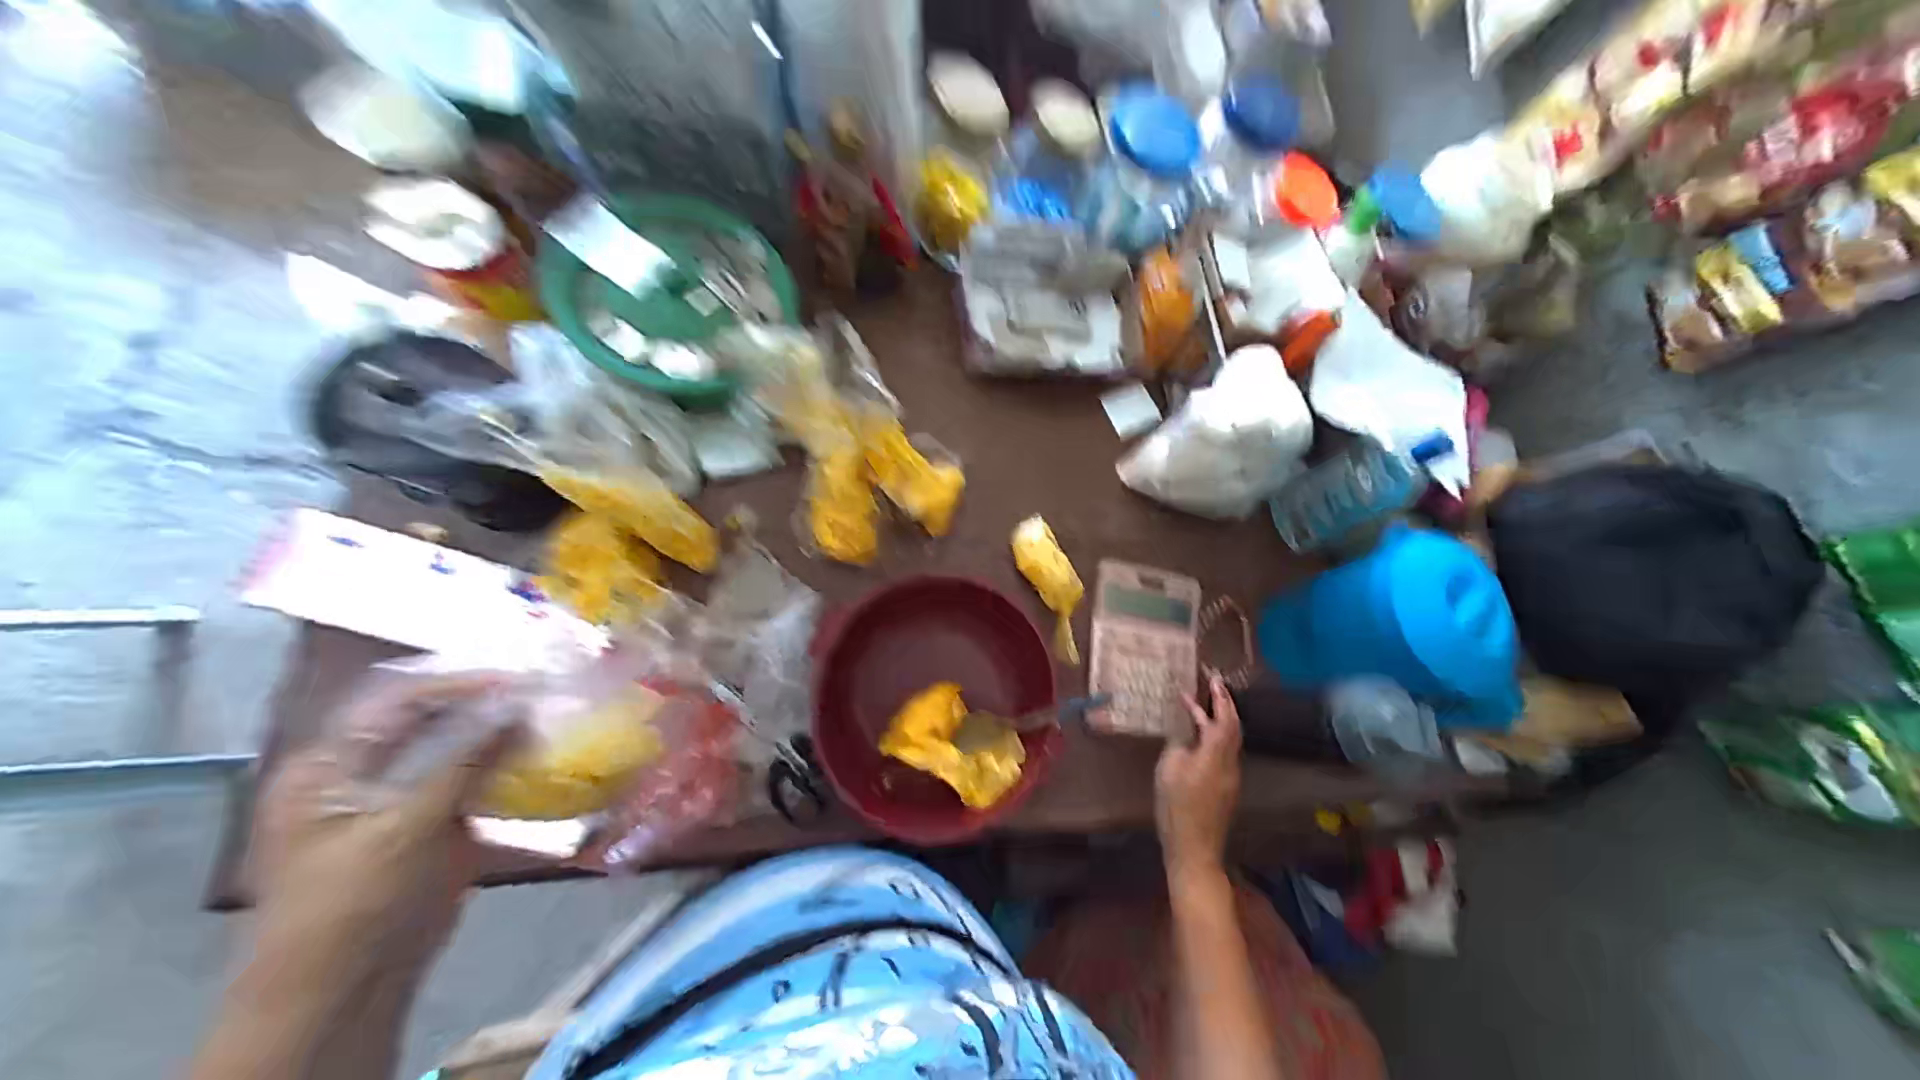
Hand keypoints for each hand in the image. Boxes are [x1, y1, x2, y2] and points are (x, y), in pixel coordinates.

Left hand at [251, 675, 522, 991]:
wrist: (349, 987)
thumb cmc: (354, 904)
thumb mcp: (404, 828)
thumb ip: (462, 761)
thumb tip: (517, 704)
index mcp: (329, 765)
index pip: (396, 700)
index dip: (456, 683)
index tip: (516, 680)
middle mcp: (360, 771)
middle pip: (427, 717)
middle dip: (483, 702)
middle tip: (538, 691)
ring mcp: (397, 797)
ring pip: (454, 746)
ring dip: (499, 731)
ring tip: (547, 717)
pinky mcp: (428, 821)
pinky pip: (471, 778)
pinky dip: (504, 765)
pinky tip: (539, 755)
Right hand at [1155, 669, 1241, 880]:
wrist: (1195, 848)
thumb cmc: (1177, 807)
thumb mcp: (1168, 769)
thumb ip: (1178, 744)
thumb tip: (1184, 730)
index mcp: (1215, 755)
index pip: (1224, 719)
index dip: (1220, 698)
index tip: (1213, 679)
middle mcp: (1229, 763)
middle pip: (1233, 728)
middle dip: (1225, 705)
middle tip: (1213, 686)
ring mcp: (1230, 777)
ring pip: (1230, 740)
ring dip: (1220, 720)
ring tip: (1203, 705)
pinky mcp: (1225, 787)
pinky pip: (1224, 752)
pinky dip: (1215, 736)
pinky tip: (1199, 735)